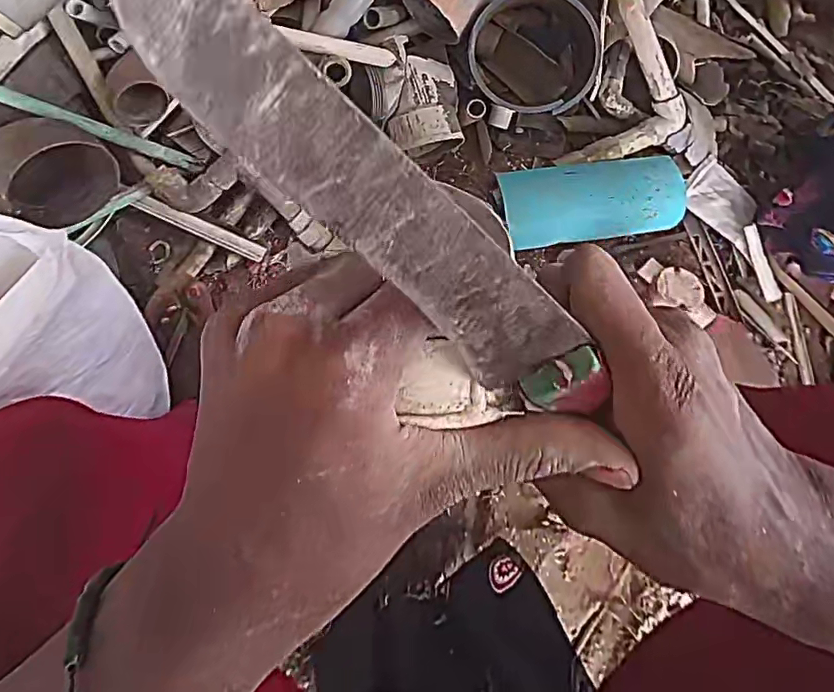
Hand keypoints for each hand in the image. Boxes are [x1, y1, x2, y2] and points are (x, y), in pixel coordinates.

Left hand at [85, 254, 637, 690]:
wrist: (230, 570)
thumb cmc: (331, 539)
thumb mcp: (431, 484)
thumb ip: (522, 446)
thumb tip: (609, 454)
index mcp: (349, 362)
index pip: (426, 282)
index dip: (466, 273)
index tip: (492, 272)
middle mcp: (293, 325)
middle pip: (380, 263)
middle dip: (423, 272)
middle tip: (453, 289)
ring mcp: (249, 319)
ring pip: (332, 263)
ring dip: (372, 275)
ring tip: (404, 302)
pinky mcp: (223, 324)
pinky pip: (285, 278)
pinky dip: (321, 287)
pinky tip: (344, 312)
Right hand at [536, 246, 824, 610]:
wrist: (788, 535)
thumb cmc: (713, 535)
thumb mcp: (613, 521)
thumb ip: (551, 466)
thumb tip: (508, 425)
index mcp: (656, 373)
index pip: (589, 274)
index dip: (545, 290)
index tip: (526, 337)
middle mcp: (673, 336)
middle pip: (586, 288)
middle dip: (552, 327)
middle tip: (544, 384)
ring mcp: (682, 334)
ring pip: (601, 306)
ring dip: (576, 342)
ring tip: (577, 402)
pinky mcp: (683, 342)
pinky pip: (620, 323)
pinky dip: (599, 351)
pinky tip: (605, 403)